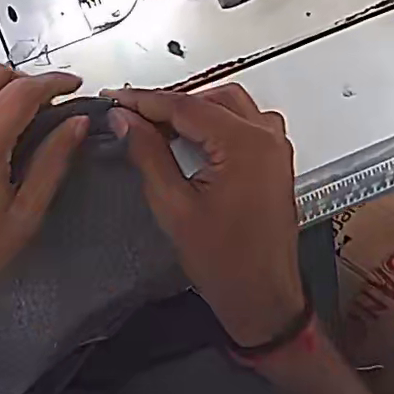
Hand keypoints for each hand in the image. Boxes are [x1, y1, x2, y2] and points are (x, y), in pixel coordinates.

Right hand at [106, 84, 306, 346]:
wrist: (261, 296)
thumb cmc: (227, 262)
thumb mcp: (173, 205)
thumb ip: (147, 154)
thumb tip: (127, 121)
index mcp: (245, 145)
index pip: (185, 106)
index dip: (144, 101)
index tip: (117, 99)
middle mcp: (267, 140)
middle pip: (209, 98)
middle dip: (168, 103)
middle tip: (132, 115)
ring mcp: (275, 149)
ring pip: (229, 105)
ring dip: (193, 109)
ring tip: (156, 127)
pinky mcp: (274, 161)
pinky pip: (244, 123)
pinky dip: (214, 122)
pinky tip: (190, 139)